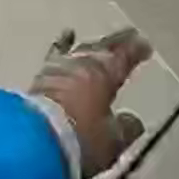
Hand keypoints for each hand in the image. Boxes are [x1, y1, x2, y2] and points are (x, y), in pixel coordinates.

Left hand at [29, 28, 152, 178]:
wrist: (33, 143)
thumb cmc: (80, 139)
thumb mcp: (111, 142)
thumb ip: (125, 129)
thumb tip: (134, 122)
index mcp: (107, 72)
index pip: (126, 55)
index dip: (137, 49)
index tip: (146, 46)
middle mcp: (85, 62)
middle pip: (105, 46)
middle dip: (118, 41)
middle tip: (129, 35)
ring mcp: (61, 66)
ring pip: (82, 48)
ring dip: (93, 46)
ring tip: (99, 42)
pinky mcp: (42, 76)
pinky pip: (58, 54)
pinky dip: (64, 46)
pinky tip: (64, 38)